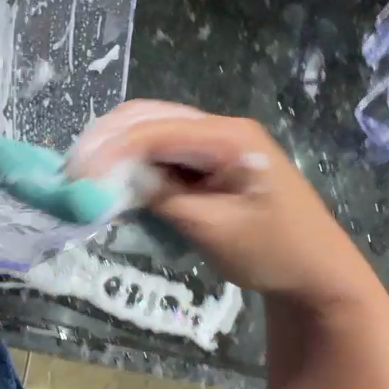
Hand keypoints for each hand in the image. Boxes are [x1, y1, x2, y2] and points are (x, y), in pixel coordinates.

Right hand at [66, 101, 375, 307]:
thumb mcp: (214, 229)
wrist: (318, 272)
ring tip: (82, 174)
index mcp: (229, 138)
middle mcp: (219, 127)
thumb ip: (162, 198)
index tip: (77, 178)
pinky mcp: (207, 158)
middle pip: (147, 116)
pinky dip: (129, 159)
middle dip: (104, 140)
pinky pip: (158, 147)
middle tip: (70, 172)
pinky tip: (109, 177)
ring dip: (112, 146)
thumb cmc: (273, 253)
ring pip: (148, 127)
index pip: (155, 131)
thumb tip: (112, 181)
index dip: (110, 151)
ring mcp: (214, 140)